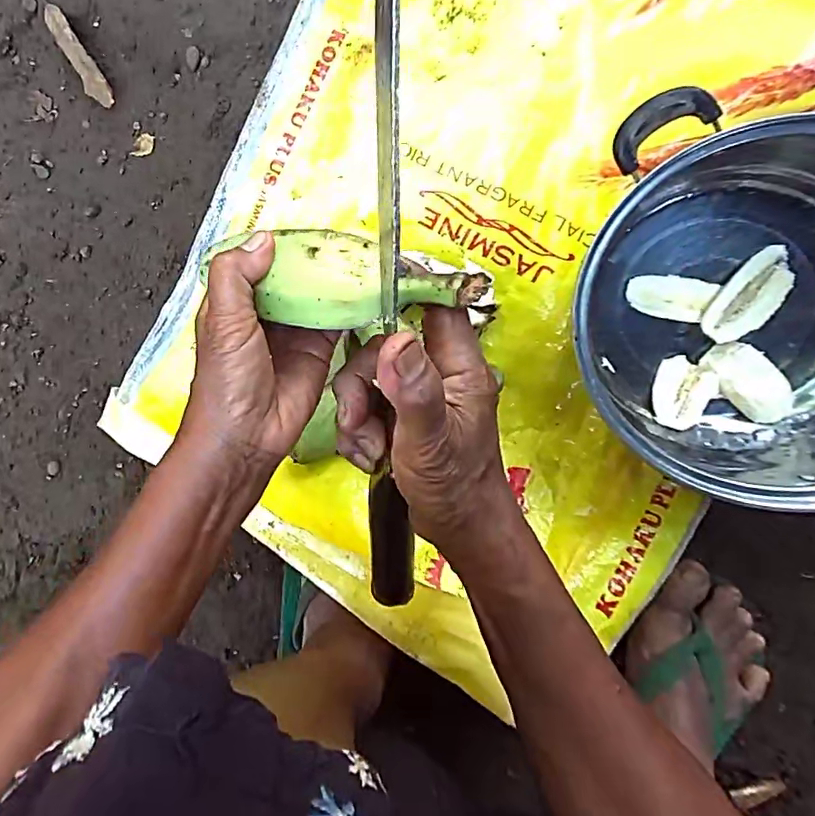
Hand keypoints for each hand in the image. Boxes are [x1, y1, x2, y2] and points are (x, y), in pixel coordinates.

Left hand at [178, 232, 338, 488]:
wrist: (245, 438)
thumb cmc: (224, 383)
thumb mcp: (222, 320)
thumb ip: (235, 275)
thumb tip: (263, 240)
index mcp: (234, 299)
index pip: (258, 260)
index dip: (280, 243)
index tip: (307, 226)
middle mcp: (265, 311)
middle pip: (294, 274)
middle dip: (314, 257)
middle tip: (342, 237)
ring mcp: (293, 329)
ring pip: (318, 293)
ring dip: (335, 278)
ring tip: (359, 255)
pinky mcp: (318, 350)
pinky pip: (338, 319)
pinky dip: (351, 304)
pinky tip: (366, 287)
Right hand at [332, 307, 516, 550]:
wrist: (457, 531)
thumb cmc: (455, 487)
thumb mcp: (430, 441)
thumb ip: (414, 391)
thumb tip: (395, 341)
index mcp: (459, 368)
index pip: (438, 305)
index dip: (408, 287)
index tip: (368, 285)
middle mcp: (436, 371)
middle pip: (384, 346)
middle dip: (362, 383)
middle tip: (360, 421)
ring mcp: (414, 392)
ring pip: (367, 375)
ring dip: (355, 412)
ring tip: (368, 448)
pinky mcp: (396, 412)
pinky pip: (363, 402)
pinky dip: (357, 429)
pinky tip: (368, 455)